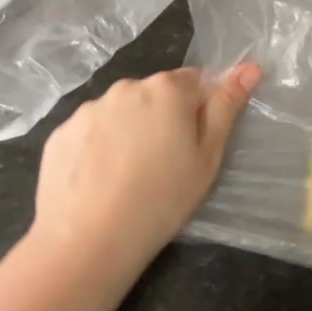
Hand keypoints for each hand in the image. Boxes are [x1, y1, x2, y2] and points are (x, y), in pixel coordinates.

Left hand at [30, 64, 260, 267]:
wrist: (87, 242)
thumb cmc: (161, 199)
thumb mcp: (207, 156)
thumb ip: (227, 106)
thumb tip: (251, 67)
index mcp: (168, 88)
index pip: (194, 81)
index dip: (196, 110)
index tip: (190, 144)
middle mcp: (127, 87)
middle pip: (155, 94)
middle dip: (161, 118)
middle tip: (162, 164)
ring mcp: (90, 109)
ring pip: (120, 112)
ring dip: (127, 131)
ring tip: (126, 176)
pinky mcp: (60, 133)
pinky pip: (89, 132)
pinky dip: (96, 148)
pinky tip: (98, 180)